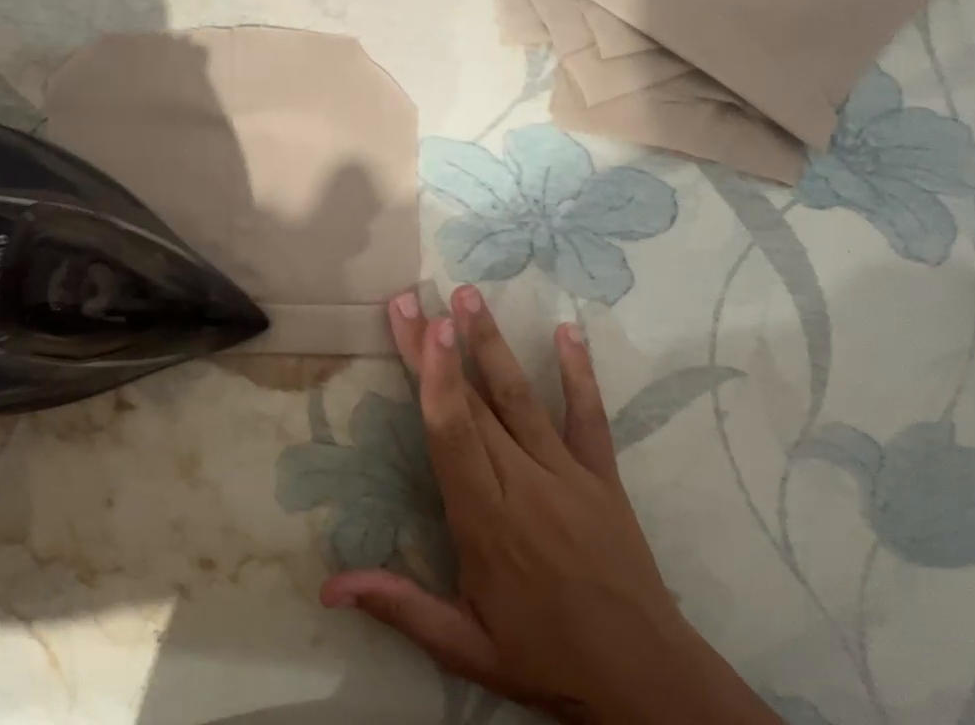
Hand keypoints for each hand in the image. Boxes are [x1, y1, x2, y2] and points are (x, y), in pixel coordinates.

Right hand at [321, 286, 779, 724]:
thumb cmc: (545, 658)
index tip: (425, 328)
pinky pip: (590, 417)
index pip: (452, 435)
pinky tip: (567, 332)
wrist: (647, 680)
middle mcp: (523, 484)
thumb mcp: (464, 646)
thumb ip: (398, 605)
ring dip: (492, 343)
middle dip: (439, 347)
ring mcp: (568, 476)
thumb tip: (327, 588)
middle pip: (473, 404)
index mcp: (484, 519)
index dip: (436, 379)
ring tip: (469, 295)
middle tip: (413, 298)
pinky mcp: (602, 478)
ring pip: (522, 398)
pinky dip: (578, 373)